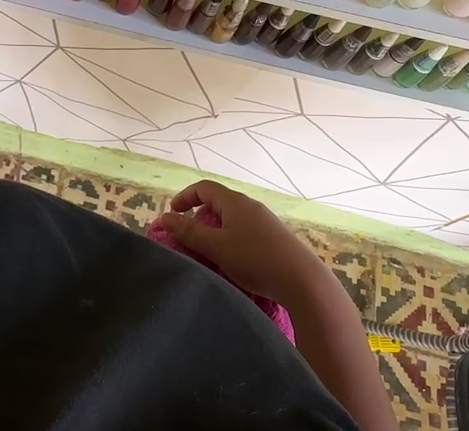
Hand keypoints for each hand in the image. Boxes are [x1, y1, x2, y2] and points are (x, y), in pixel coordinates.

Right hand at [155, 180, 335, 306]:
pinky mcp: (276, 238)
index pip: (204, 188)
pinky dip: (232, 238)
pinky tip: (235, 261)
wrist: (303, 281)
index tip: (173, 213)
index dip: (185, 197)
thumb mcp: (216, 247)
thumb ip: (189, 232)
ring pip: (233, 218)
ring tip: (210, 252)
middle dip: (200, 216)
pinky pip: (246, 230)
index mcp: (235, 202)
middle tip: (190, 237)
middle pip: (219, 202)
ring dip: (217, 230)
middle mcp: (251, 206)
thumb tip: (165, 217)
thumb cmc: (255, 259)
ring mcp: (266, 221)